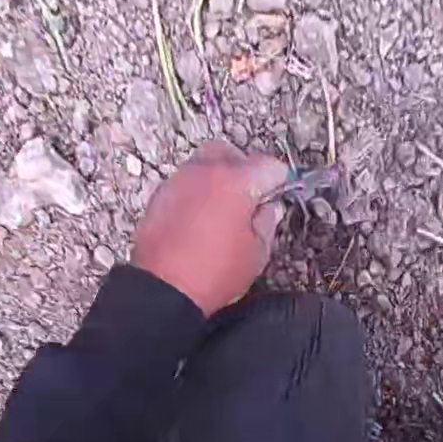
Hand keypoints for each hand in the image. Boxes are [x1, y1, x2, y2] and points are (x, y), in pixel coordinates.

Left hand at [132, 141, 288, 315]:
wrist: (164, 288)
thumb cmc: (213, 273)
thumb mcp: (257, 253)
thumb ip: (268, 223)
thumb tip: (269, 209)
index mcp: (236, 182)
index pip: (268, 166)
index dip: (281, 179)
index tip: (283, 190)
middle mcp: (205, 172)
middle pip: (231, 153)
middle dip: (246, 169)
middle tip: (254, 196)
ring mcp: (179, 181)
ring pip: (205, 165)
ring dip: (220, 179)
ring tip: (228, 210)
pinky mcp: (160, 196)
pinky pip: (186, 183)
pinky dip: (199, 193)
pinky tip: (204, 219)